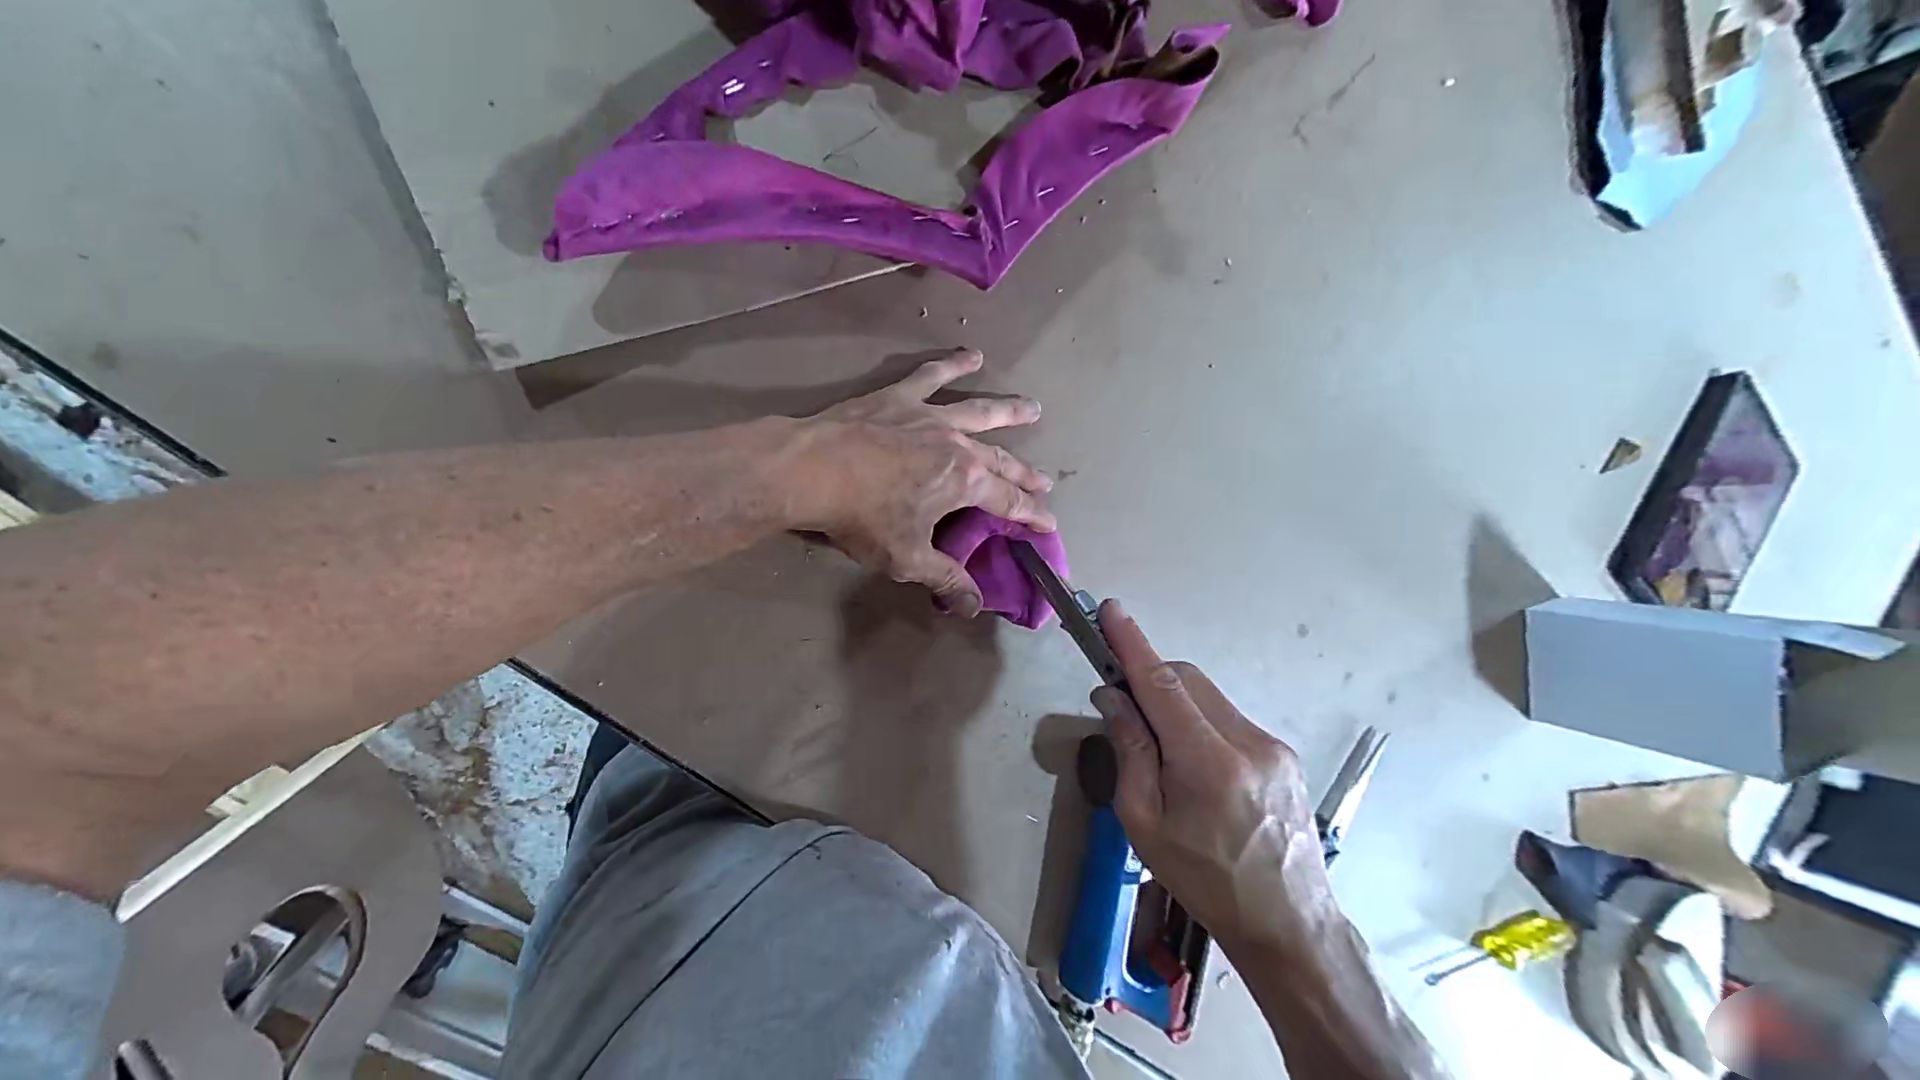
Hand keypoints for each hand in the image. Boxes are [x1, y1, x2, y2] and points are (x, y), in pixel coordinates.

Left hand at [783, 349, 1054, 615]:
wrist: (812, 470)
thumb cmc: (862, 517)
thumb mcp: (907, 558)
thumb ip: (946, 579)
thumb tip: (974, 607)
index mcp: (964, 481)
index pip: (1009, 501)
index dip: (1032, 514)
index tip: (1049, 522)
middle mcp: (957, 443)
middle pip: (1001, 459)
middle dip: (1026, 473)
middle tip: (1046, 480)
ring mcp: (929, 416)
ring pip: (979, 411)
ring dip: (1009, 412)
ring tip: (1032, 408)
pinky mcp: (900, 398)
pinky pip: (932, 376)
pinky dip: (954, 365)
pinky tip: (972, 356)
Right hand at [1090, 600, 1335, 954]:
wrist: (1287, 924)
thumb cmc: (1203, 880)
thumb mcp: (1145, 823)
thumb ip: (1129, 750)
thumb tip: (1114, 697)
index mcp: (1210, 763)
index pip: (1163, 685)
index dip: (1132, 644)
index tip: (1110, 611)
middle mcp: (1248, 742)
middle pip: (1187, 680)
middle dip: (1148, 677)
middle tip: (1120, 704)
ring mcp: (1273, 746)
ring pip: (1208, 697)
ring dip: (1174, 702)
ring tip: (1159, 747)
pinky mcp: (1283, 754)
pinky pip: (1228, 717)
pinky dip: (1199, 722)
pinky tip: (1193, 763)